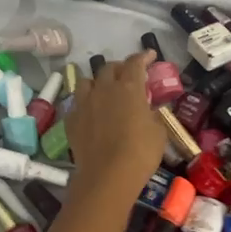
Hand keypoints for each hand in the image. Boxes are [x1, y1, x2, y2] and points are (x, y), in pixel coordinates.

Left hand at [65, 52, 165, 196]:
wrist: (107, 176)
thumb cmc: (140, 152)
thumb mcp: (159, 132)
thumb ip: (153, 115)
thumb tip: (149, 110)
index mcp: (128, 88)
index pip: (135, 63)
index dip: (143, 57)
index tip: (150, 55)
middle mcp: (104, 89)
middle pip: (109, 68)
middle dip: (120, 68)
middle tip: (128, 75)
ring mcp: (84, 104)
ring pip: (87, 82)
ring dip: (97, 82)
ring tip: (104, 91)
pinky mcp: (71, 120)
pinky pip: (77, 104)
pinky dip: (86, 104)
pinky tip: (91, 113)